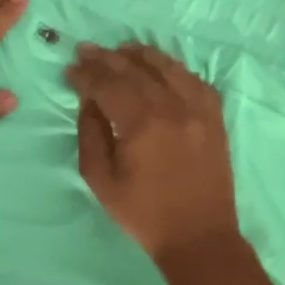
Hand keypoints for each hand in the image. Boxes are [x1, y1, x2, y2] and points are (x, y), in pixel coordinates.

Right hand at [67, 42, 242, 264]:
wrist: (198, 236)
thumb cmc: (141, 212)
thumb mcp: (99, 177)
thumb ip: (91, 134)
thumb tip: (89, 102)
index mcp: (140, 124)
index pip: (107, 85)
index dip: (86, 74)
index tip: (70, 70)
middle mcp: (172, 109)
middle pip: (135, 70)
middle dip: (107, 58)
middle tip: (86, 50)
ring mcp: (199, 111)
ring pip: (168, 68)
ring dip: (142, 55)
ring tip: (122, 49)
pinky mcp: (215, 119)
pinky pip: (196, 81)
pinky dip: (176, 69)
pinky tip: (162, 68)